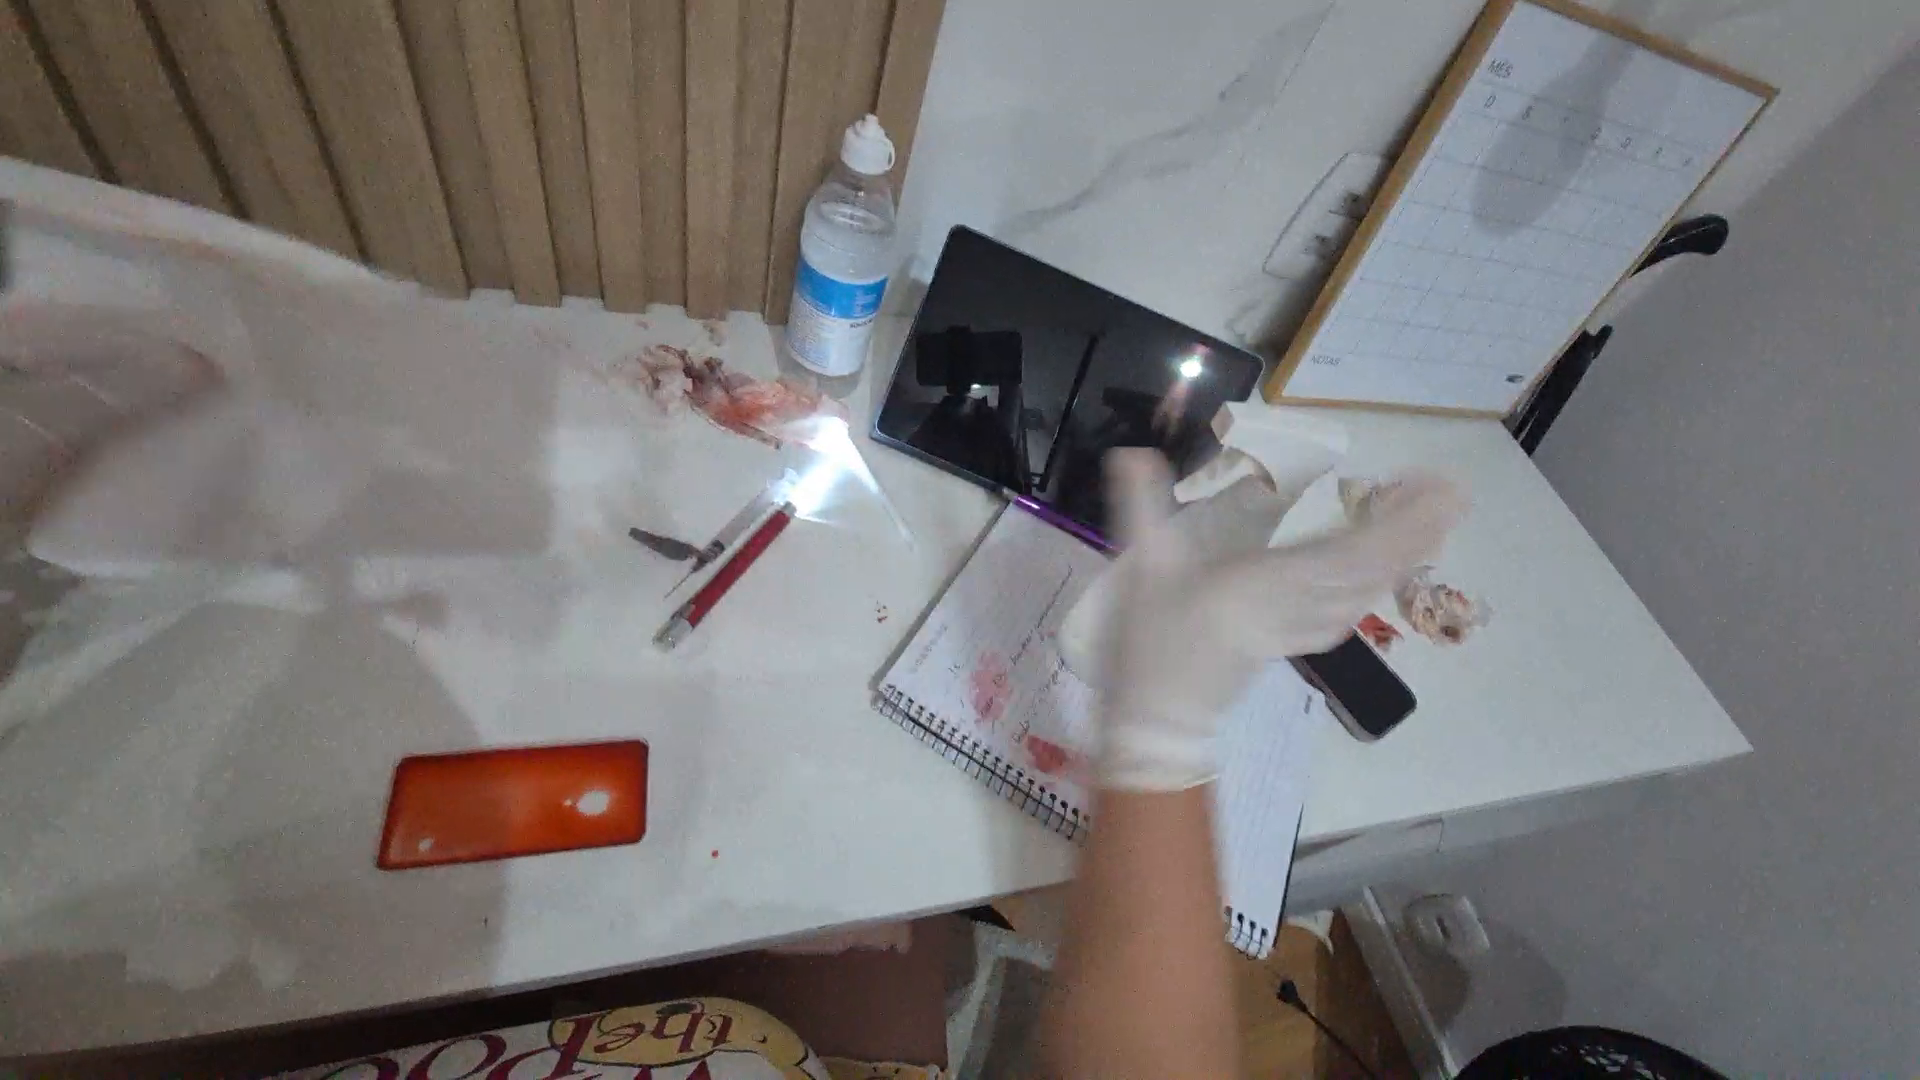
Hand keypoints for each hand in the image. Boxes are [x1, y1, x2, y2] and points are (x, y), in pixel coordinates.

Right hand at [1092, 449, 1465, 790]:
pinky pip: (1347, 614)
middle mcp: (1291, 606)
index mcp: (1260, 584)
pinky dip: (1375, 589)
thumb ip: (1139, 507)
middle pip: (1370, 571)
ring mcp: (1296, 629)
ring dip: (1404, 558)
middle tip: (1449, 494)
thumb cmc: (1149, 642)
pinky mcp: (1291, 643)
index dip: (1394, 523)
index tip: (1425, 486)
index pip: (1343, 552)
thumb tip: (1130, 453)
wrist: (1156, 716)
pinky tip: (1385, 575)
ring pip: (1365, 593)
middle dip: (1416, 533)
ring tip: (1429, 520)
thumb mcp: (1140, 568)